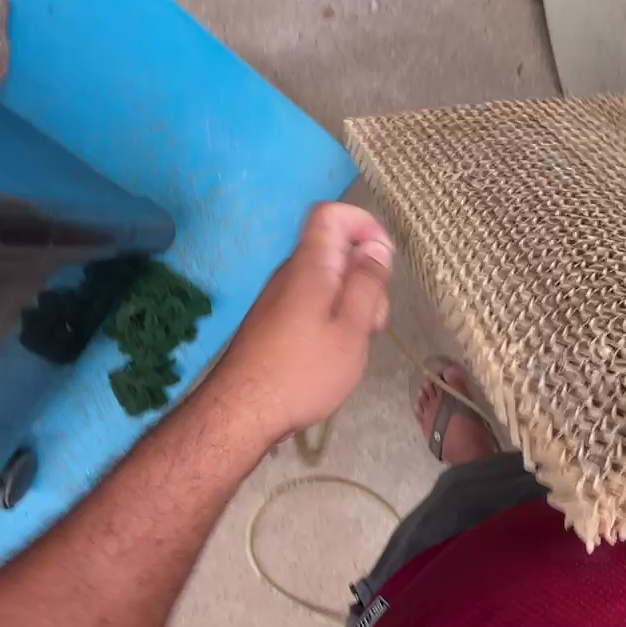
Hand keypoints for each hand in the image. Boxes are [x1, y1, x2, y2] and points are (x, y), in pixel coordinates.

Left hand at [203, 203, 393, 448]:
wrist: (242, 412)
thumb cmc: (303, 371)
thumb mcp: (351, 329)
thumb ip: (367, 283)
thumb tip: (377, 245)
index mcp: (310, 266)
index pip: (331, 215)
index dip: (363, 224)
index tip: (383, 259)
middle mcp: (291, 273)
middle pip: (335, 251)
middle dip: (365, 276)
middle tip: (373, 319)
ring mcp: (280, 298)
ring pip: (328, 281)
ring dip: (352, 303)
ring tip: (355, 343)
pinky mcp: (276, 321)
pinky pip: (314, 303)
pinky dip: (334, 319)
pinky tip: (334, 353)